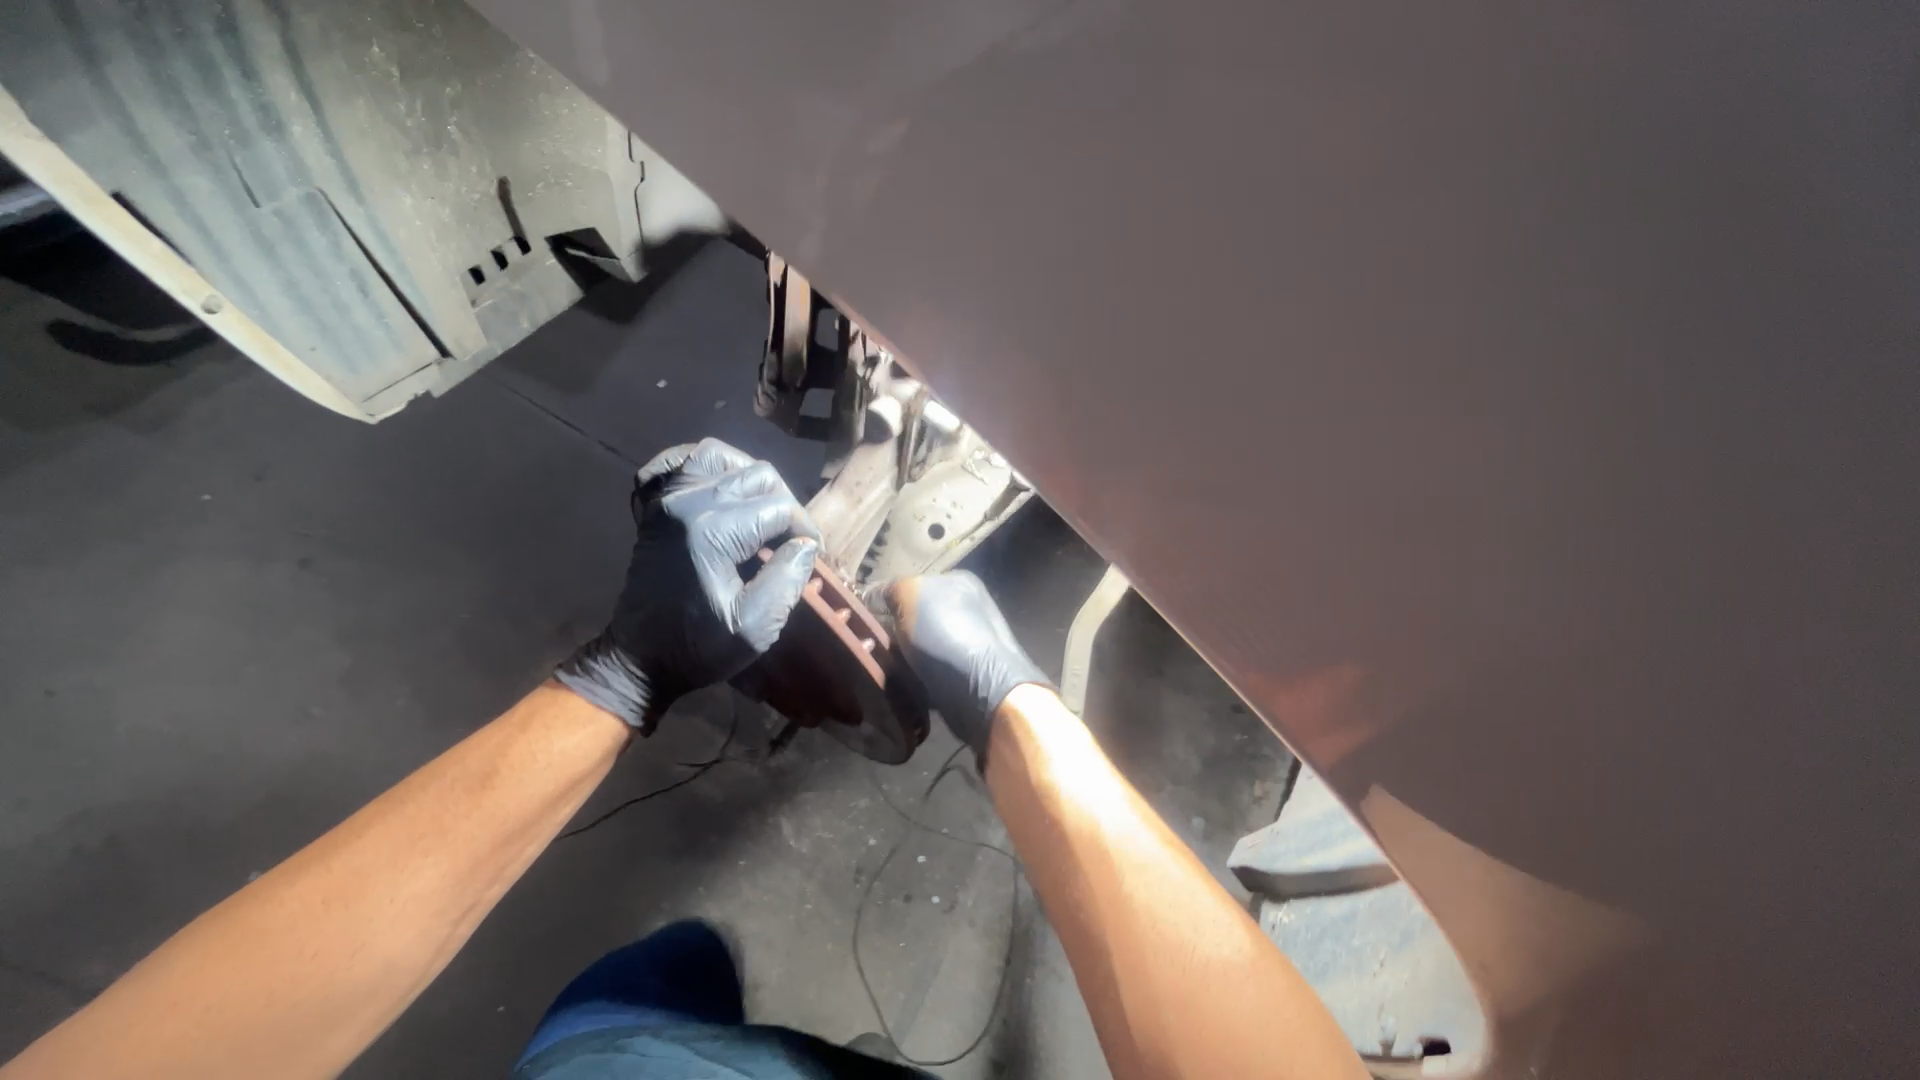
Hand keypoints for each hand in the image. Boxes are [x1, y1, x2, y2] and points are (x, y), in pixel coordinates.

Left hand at [557, 439, 819, 732]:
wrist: (640, 659)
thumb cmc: (698, 647)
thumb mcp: (755, 627)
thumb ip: (787, 579)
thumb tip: (806, 544)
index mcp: (713, 531)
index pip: (780, 507)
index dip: (806, 530)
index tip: (813, 558)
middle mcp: (686, 502)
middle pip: (758, 475)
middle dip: (786, 504)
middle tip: (791, 540)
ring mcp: (664, 499)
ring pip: (719, 454)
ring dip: (749, 477)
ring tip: (762, 509)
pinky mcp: (652, 505)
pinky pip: (675, 462)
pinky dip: (701, 468)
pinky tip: (717, 488)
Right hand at [879, 571, 1051, 762]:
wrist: (986, 693)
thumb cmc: (948, 636)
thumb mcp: (911, 594)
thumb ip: (889, 589)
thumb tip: (872, 599)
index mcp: (956, 583)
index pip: (909, 586)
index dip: (884, 602)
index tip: (864, 622)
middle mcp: (965, 610)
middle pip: (911, 619)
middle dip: (891, 635)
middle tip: (871, 649)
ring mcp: (966, 645)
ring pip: (915, 649)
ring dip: (898, 661)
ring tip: (883, 671)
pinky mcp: (962, 678)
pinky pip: (925, 675)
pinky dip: (912, 682)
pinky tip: (901, 687)